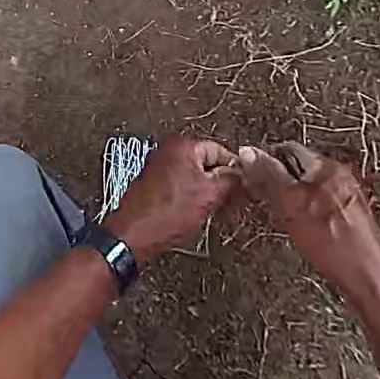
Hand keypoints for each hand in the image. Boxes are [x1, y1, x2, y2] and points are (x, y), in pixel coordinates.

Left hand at [104, 135, 239, 261]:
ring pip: (196, 175)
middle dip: (222, 182)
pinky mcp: (156, 182)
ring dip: (208, 191)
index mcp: (183, 145)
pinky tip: (197, 212)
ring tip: (214, 210)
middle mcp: (170, 150)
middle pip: (208, 162)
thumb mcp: (210, 195)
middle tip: (231, 202)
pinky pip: (182, 184)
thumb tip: (243, 172)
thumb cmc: (167, 213)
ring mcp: (161, 165)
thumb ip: (231, 180)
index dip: (236, 171)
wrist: (134, 233)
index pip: (221, 151)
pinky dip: (193, 195)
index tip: (245, 187)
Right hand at [238, 141, 378, 268]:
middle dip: (277, 183)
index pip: (286, 149)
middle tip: (266, 200)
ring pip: (307, 188)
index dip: (265, 163)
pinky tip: (302, 231)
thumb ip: (269, 174)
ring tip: (284, 219)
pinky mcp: (348, 216)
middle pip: (297, 168)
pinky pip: (318, 205)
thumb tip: (249, 152)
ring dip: (290, 200)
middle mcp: (340, 177)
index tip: (253, 178)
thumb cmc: (333, 242)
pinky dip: (305, 213)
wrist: (367, 277)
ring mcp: (346, 197)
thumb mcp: (289, 203)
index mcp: (326, 166)